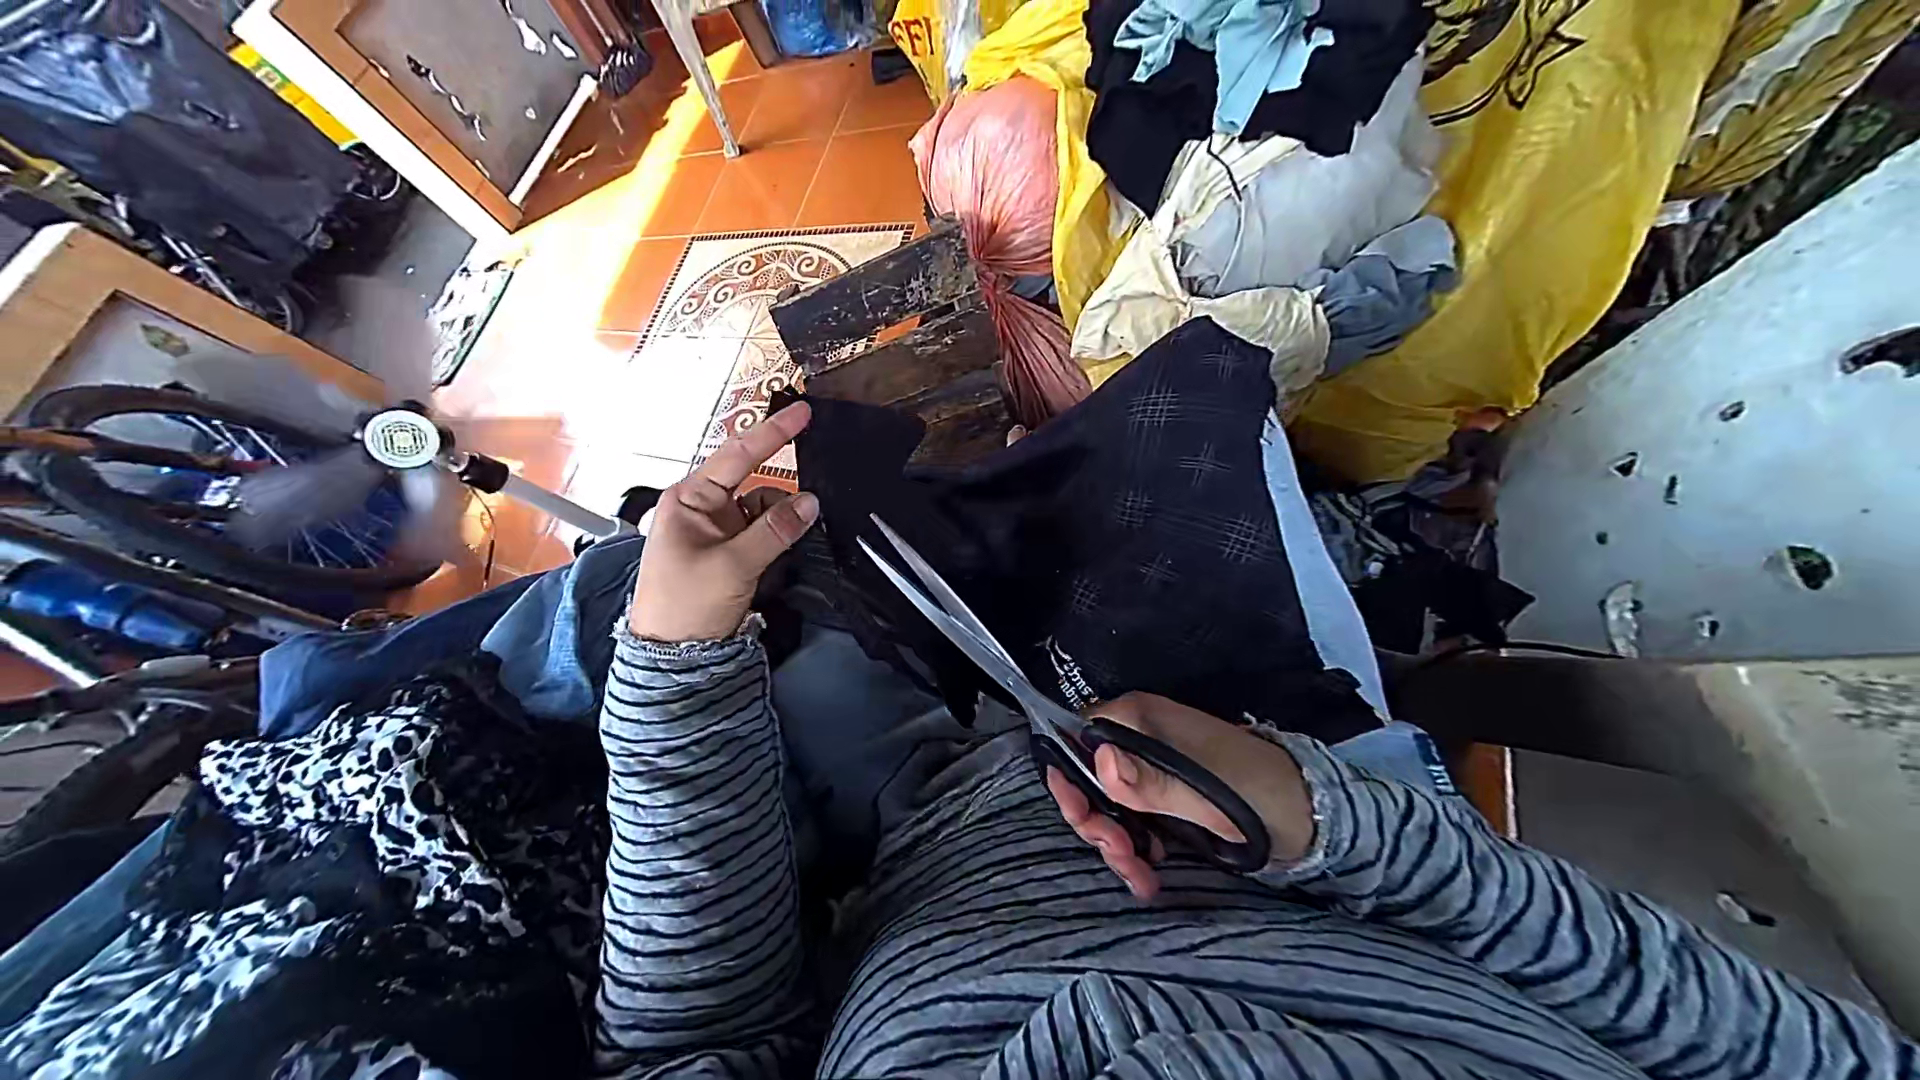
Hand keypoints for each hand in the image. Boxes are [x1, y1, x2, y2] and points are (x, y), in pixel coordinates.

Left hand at [627, 402, 818, 642]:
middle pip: (754, 483)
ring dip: (782, 520)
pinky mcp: (732, 550)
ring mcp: (719, 530)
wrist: (673, 654)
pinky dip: (780, 534)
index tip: (803, 411)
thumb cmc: (687, 602)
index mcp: (690, 499)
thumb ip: (774, 530)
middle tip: (810, 500)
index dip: (772, 433)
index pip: (736, 456)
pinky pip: (764, 530)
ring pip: (764, 509)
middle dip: (781, 492)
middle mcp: (704, 507)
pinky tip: (789, 545)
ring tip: (790, 542)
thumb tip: (811, 502)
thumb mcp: (732, 564)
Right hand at [1045, 692, 1314, 898]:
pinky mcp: (1160, 791)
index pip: (1078, 739)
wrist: (1310, 813)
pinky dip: (1130, 847)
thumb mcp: (1206, 794)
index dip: (1071, 780)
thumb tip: (1100, 760)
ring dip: (1113, 842)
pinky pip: (1128, 817)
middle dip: (1096, 821)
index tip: (1088, 821)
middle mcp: (1136, 736)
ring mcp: (1147, 765)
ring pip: (1104, 802)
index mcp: (1139, 719)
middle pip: (1086, 776)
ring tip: (1140, 875)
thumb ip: (1151, 782)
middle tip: (1124, 856)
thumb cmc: (1258, 793)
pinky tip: (1147, 873)